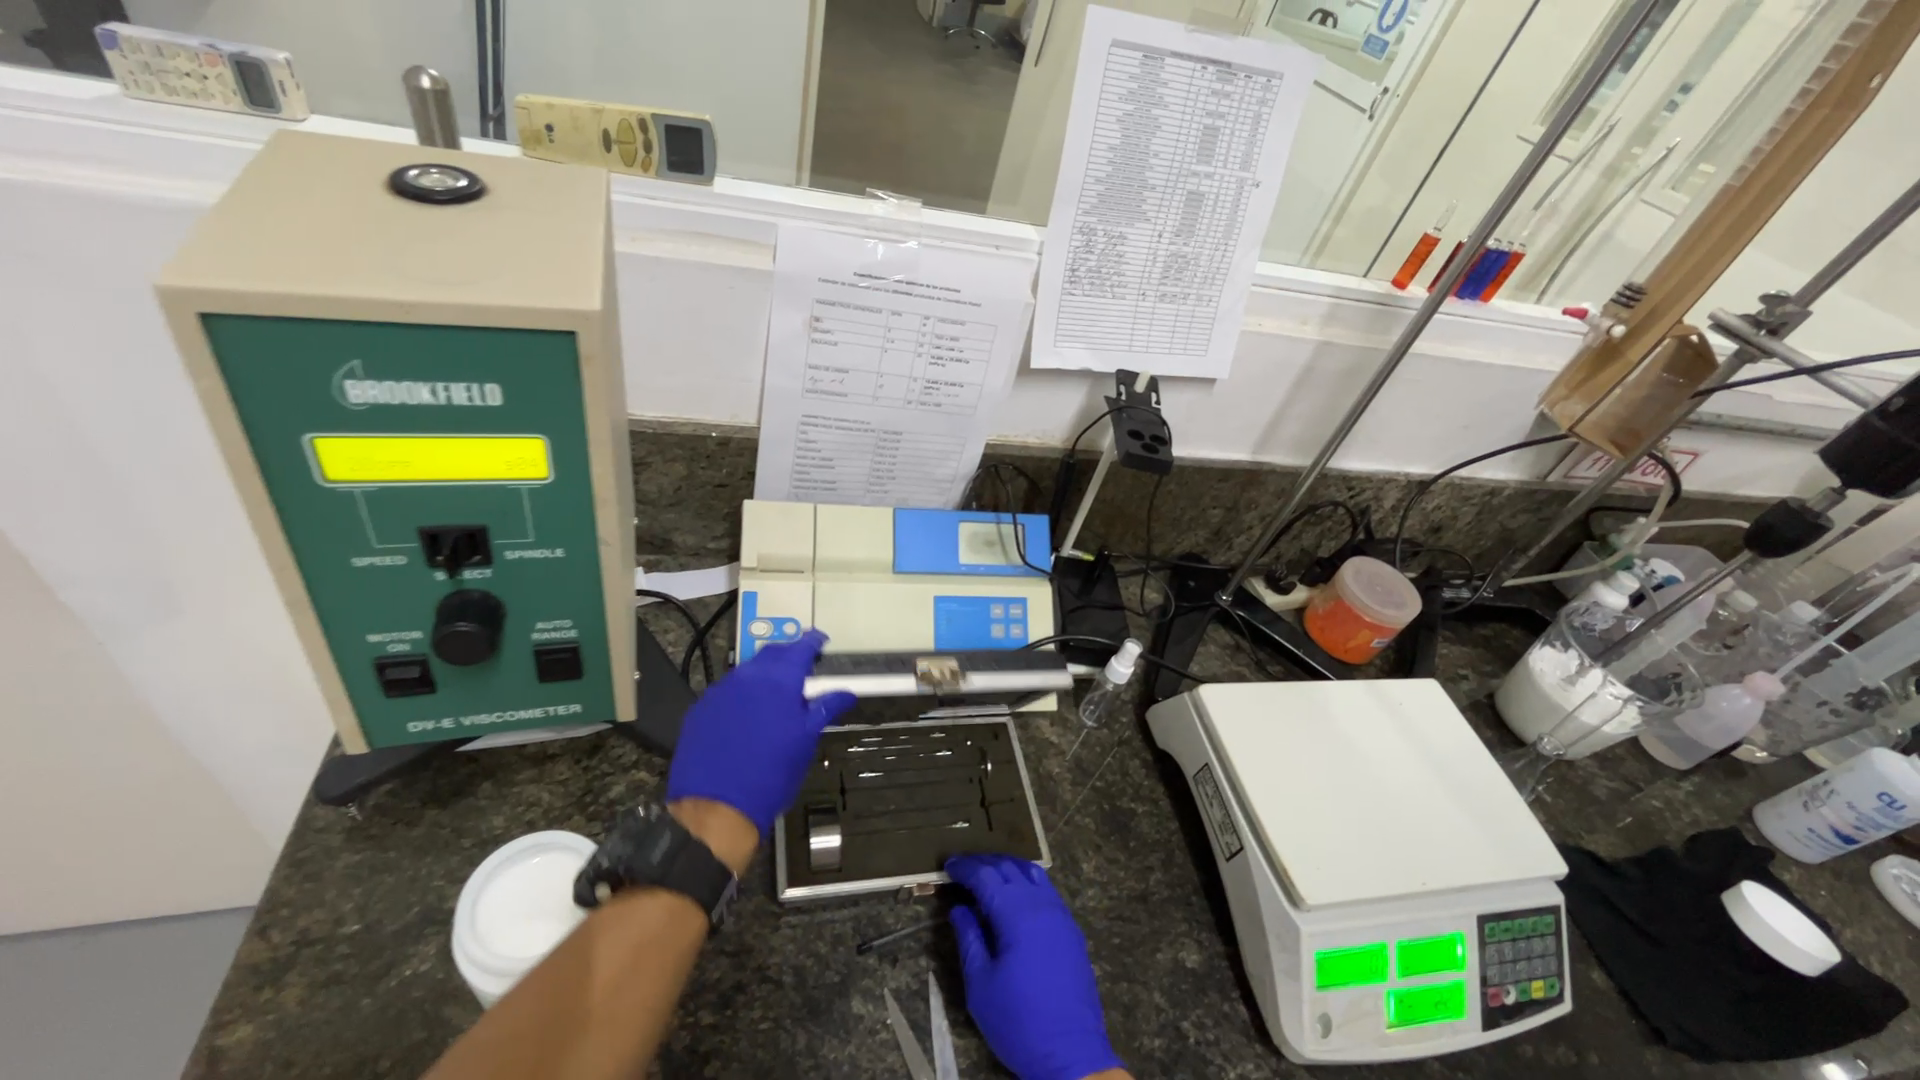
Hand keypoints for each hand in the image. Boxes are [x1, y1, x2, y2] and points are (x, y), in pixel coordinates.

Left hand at [666, 629, 854, 833]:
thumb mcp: (806, 741)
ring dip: (764, 676)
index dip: (813, 642)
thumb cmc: (772, 773)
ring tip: (776, 693)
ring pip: (747, 672)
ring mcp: (720, 691)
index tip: (821, 642)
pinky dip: (742, 694)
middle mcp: (748, 677)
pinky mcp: (700, 709)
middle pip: (772, 654)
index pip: (800, 648)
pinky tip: (747, 714)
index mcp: (779, 680)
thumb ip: (825, 710)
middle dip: (788, 655)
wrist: (716, 807)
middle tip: (802, 667)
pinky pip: (727, 691)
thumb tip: (846, 693)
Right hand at [946, 855, 1124, 1079]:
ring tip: (986, 874)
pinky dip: (1025, 882)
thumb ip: (969, 939)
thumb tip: (959, 909)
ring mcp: (1061, 916)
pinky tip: (1014, 895)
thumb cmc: (1018, 1021)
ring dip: (1007, 868)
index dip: (965, 867)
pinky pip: (1046, 891)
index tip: (947, 865)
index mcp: (1017, 914)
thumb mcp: (981, 983)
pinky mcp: (1071, 930)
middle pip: (1011, 868)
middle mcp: (1042, 905)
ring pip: (1033, 874)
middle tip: (961, 867)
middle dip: (984, 863)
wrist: (1071, 1053)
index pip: (986, 876)